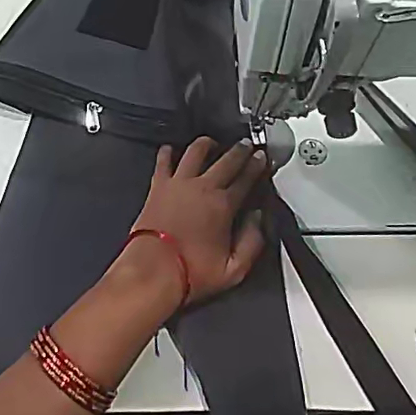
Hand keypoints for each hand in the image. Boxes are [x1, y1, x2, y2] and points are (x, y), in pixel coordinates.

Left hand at [125, 137, 270, 308]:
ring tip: (213, 142)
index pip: (246, 179)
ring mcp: (178, 184)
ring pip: (196, 151)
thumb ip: (252, 242)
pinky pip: (164, 161)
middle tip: (247, 146)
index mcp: (223, 205)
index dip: (257, 166)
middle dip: (240, 150)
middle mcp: (202, 188)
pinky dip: (168, 152)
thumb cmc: (189, 272)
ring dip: (207, 144)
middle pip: (227, 160)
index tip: (262, 159)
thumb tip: (257, 221)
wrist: (153, 270)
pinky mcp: (158, 186)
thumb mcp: (233, 269)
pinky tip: (170, 148)